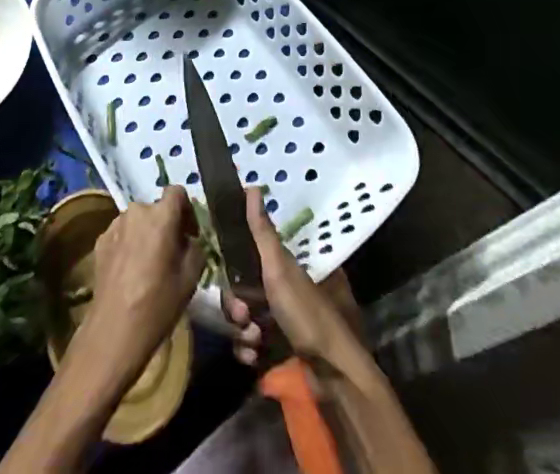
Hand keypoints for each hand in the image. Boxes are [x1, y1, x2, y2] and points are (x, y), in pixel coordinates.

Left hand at [78, 186, 204, 377]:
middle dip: (167, 225)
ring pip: (138, 221)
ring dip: (148, 234)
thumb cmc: (160, 300)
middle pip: (156, 209)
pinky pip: (122, 233)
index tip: (191, 233)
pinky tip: (133, 269)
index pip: (176, 192)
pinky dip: (131, 243)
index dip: (187, 209)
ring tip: (152, 262)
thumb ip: (194, 247)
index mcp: (160, 216)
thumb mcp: (192, 276)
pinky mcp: (100, 239)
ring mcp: (114, 224)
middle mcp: (135, 212)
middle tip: (174, 252)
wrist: (117, 323)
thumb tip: (187, 238)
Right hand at [224, 187, 374, 380]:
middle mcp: (275, 292)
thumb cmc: (307, 314)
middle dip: (235, 308)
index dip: (229, 271)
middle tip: (245, 317)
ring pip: (239, 321)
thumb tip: (252, 185)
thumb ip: (262, 232)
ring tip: (254, 341)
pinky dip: (248, 352)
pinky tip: (254, 357)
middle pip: (237, 293)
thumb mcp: (280, 268)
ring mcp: (276, 323)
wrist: (334, 374)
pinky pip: (247, 346)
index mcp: (278, 269)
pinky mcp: (275, 350)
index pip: (240, 261)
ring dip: (240, 333)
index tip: (225, 281)